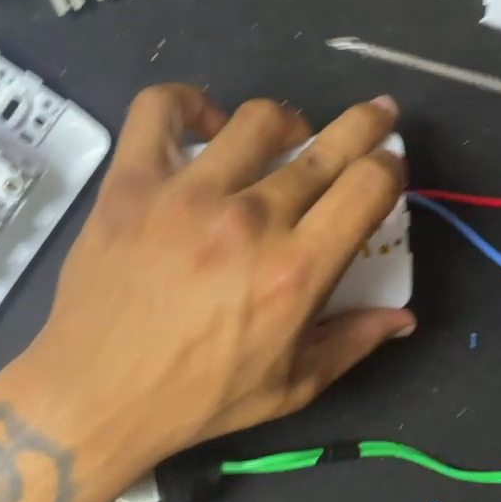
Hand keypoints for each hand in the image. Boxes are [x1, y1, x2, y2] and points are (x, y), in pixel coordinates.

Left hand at [0, 85, 413, 478]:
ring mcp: (187, 194)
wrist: (97, 396)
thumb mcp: (293, 386)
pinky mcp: (132, 182)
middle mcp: (250, 221)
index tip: (388, 165)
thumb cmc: (200, 398)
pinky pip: (162, 109)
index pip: (369, 186)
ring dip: (288, 121)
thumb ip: (354, 342)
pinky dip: (190, 103)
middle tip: (377, 115)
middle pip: (326, 146)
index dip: (391, 166)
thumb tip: (403, 317)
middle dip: (366, 124)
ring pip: (258, 120)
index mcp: (297, 271)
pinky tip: (207, 126)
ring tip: (287, 135)